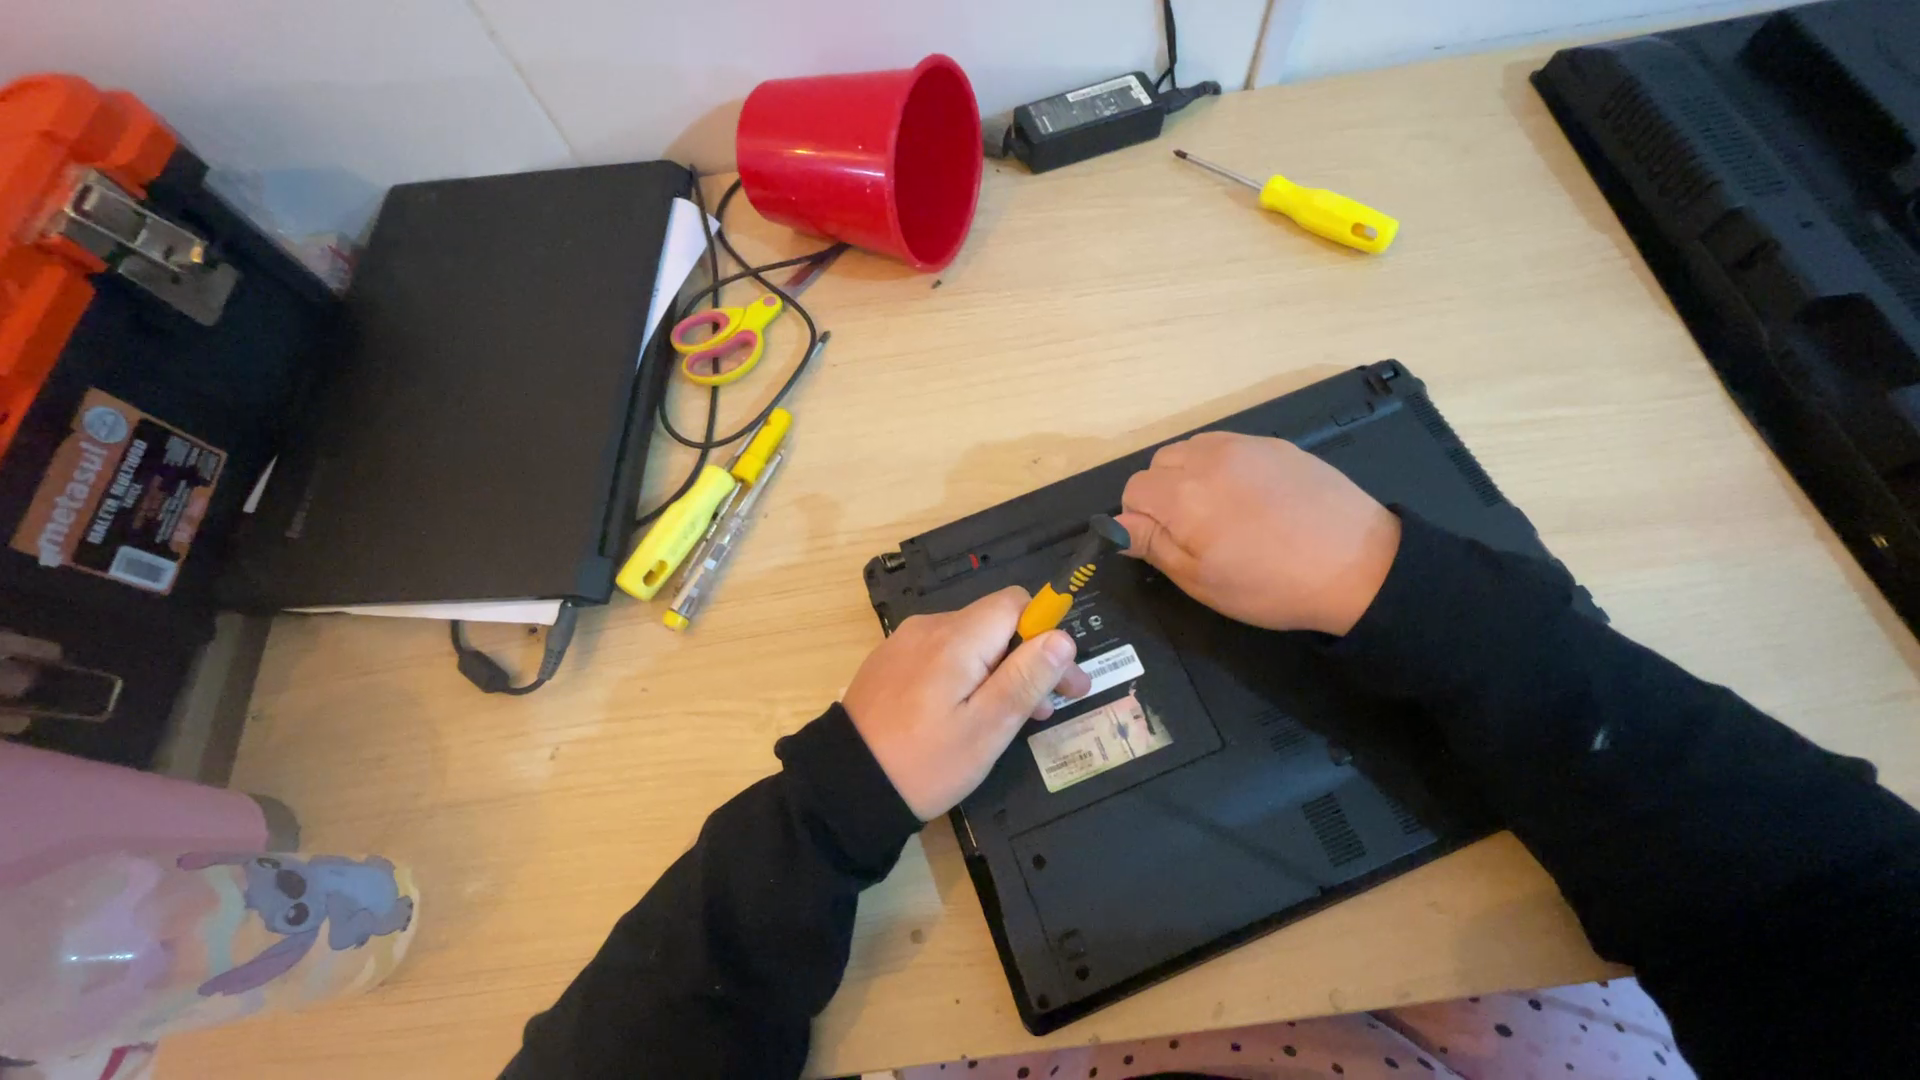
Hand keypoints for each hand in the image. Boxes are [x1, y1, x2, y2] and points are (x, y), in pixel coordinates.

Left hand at [842, 587, 1091, 819]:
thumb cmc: (924, 762)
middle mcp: (930, 627)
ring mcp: (906, 643)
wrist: (844, 786)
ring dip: (1002, 670)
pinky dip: (969, 675)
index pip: (1017, 602)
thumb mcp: (986, 728)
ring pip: (971, 641)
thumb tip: (1062, 636)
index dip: (1049, 633)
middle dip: (1031, 658)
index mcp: (957, 637)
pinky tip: (973, 712)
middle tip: (1054, 706)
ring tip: (1018, 717)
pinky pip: (943, 655)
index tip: (1066, 678)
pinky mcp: (892, 663)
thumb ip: (1025, 678)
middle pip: (996, 623)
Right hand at [1115, 432, 1401, 635]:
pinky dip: (1223, 466)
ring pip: (1191, 449)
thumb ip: (1153, 545)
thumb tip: (1115, 526)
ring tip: (1220, 511)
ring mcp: (1246, 446)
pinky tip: (1250, 497)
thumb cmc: (1271, 584)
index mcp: (1183, 495)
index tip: (1166, 543)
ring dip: (1190, 475)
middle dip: (1163, 493)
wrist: (1360, 566)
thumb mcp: (1201, 580)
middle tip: (1193, 531)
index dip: (1140, 520)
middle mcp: (1208, 458)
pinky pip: (1229, 445)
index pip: (1133, 490)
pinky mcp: (1276, 444)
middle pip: (1159, 463)